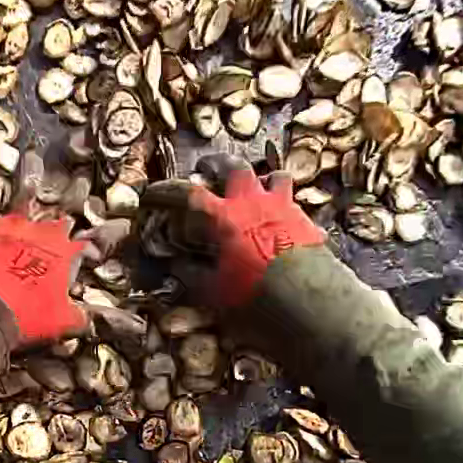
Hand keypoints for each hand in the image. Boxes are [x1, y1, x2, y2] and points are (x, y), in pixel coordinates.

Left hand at [0, 149, 129, 348]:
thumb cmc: (29, 315)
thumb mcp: (63, 321)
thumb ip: (84, 317)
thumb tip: (107, 324)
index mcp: (68, 256)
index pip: (95, 241)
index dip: (109, 233)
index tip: (121, 223)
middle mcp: (46, 235)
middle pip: (64, 210)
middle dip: (76, 194)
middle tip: (82, 177)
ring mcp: (17, 229)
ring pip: (27, 198)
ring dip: (30, 177)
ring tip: (32, 155)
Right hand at [143, 161, 325, 308]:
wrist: (311, 298)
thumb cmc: (253, 292)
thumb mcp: (213, 289)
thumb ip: (192, 272)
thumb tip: (176, 264)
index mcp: (224, 217)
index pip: (188, 194)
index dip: (166, 191)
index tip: (152, 193)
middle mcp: (253, 203)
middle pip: (235, 167)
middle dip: (217, 164)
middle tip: (206, 168)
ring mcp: (283, 207)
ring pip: (273, 176)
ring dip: (261, 179)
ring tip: (252, 188)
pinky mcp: (306, 220)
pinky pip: (291, 202)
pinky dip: (280, 205)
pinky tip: (276, 219)